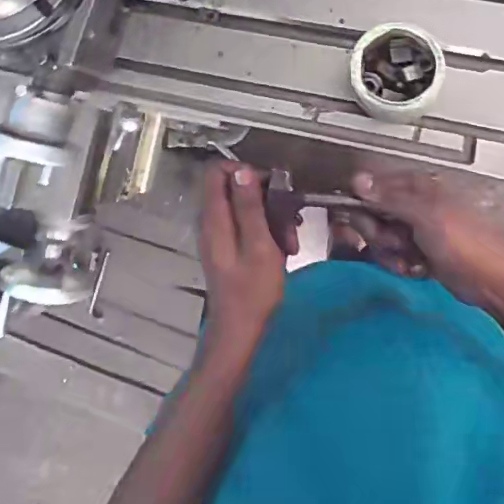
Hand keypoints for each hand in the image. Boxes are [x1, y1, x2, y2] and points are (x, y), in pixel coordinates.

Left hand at [198, 163, 289, 350]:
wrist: (240, 333)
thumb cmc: (252, 291)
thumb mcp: (259, 245)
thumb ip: (249, 207)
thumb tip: (242, 171)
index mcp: (215, 217)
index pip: (217, 171)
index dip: (244, 170)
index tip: (271, 184)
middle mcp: (212, 221)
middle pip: (233, 188)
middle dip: (264, 196)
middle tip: (289, 215)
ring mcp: (219, 235)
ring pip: (244, 208)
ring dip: (271, 216)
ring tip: (291, 239)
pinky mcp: (229, 248)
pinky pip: (246, 226)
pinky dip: (266, 231)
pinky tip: (285, 249)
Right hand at [350, 171, 503, 307]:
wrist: (496, 285)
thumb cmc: (466, 245)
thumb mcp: (424, 217)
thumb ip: (388, 198)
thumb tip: (357, 180)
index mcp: (416, 186)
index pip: (372, 187)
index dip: (364, 206)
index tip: (365, 223)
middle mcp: (413, 204)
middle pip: (372, 214)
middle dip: (380, 235)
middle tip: (398, 243)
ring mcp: (416, 229)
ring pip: (381, 238)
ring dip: (391, 254)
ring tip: (412, 260)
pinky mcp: (419, 252)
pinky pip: (394, 255)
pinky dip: (402, 265)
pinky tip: (418, 269)